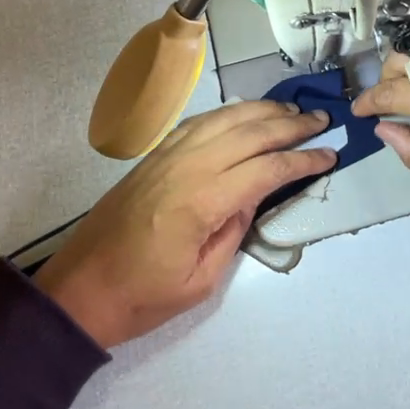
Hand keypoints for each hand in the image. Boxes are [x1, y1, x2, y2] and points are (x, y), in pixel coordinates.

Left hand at [37, 101, 335, 347]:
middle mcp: (186, 165)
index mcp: (201, 200)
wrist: (79, 289)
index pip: (266, 168)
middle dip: (290, 125)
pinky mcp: (154, 155)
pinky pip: (198, 122)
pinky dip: (228, 113)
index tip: (330, 155)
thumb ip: (233, 230)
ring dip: (261, 111)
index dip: (302, 160)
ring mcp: (167, 155)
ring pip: (224, 118)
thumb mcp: (201, 280)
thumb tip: (253, 195)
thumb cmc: (142, 297)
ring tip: (292, 113)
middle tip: (321, 120)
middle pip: (249, 131)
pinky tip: (245, 114)